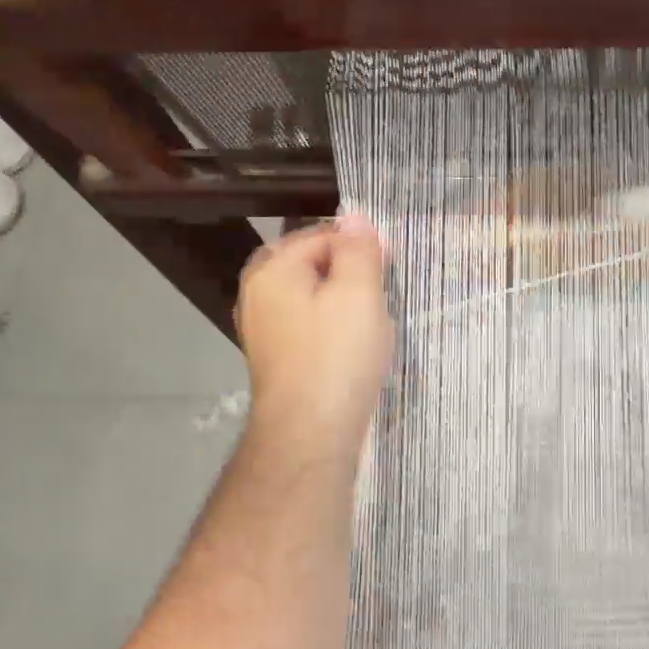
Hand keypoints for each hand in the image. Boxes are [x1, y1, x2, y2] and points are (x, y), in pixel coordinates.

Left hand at [235, 216, 394, 472]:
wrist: (310, 432)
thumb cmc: (337, 358)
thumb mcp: (359, 294)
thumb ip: (359, 251)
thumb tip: (355, 217)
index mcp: (273, 269)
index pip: (320, 236)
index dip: (358, 244)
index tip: (390, 265)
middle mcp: (258, 295)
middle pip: (309, 267)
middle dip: (346, 275)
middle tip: (381, 294)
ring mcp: (263, 332)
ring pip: (309, 300)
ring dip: (340, 305)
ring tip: (372, 324)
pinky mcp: (277, 362)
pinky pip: (307, 331)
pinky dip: (331, 332)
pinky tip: (352, 351)